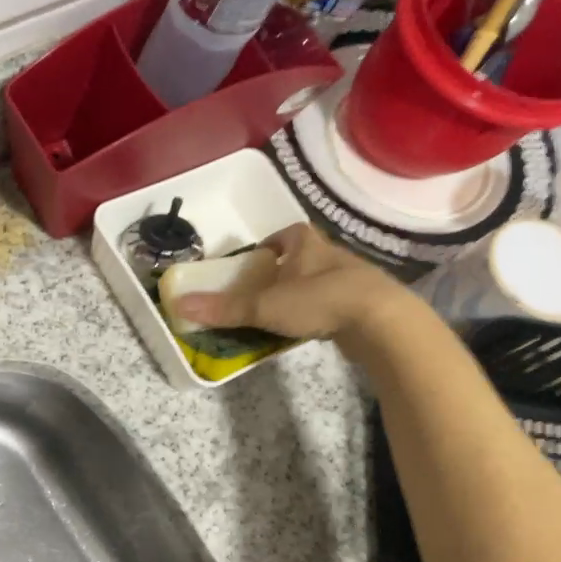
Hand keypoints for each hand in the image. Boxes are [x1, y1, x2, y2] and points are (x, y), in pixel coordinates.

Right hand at [170, 223, 409, 342]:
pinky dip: (320, 311)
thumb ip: (223, 308)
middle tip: (263, 288)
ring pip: (320, 279)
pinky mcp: (364, 304)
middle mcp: (331, 256)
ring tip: (282, 311)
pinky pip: (334, 302)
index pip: (289, 234)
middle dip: (284, 269)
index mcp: (307, 246)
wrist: (381, 320)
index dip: (272, 243)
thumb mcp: (264, 306)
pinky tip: (309, 327)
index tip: (257, 257)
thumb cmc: (319, 300)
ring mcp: (352, 279)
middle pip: (304, 257)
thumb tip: (179, 306)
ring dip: (303, 291)